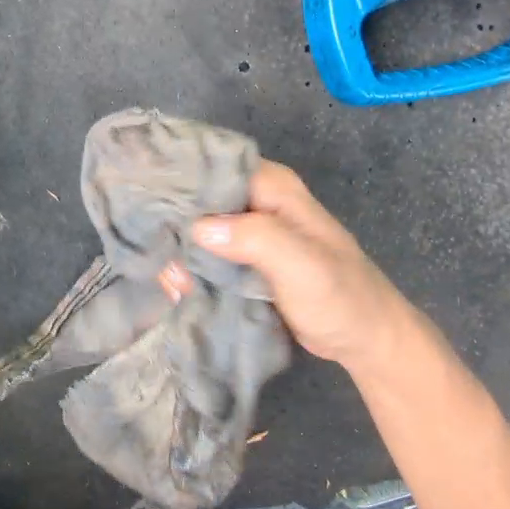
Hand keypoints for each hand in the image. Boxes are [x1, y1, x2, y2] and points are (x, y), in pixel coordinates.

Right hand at [160, 159, 422, 373]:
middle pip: (197, 197)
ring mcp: (246, 233)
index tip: (144, 198)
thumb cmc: (342, 297)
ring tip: (166, 279)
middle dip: (171, 222)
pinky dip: (187, 269)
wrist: (366, 342)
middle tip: (152, 251)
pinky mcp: (240, 261)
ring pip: (195, 229)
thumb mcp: (304, 265)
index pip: (212, 166)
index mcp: (271, 187)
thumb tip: (199, 228)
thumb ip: (256, 239)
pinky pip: (203, 255)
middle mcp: (254, 202)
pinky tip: (174, 287)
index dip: (178, 179)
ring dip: (177, 252)